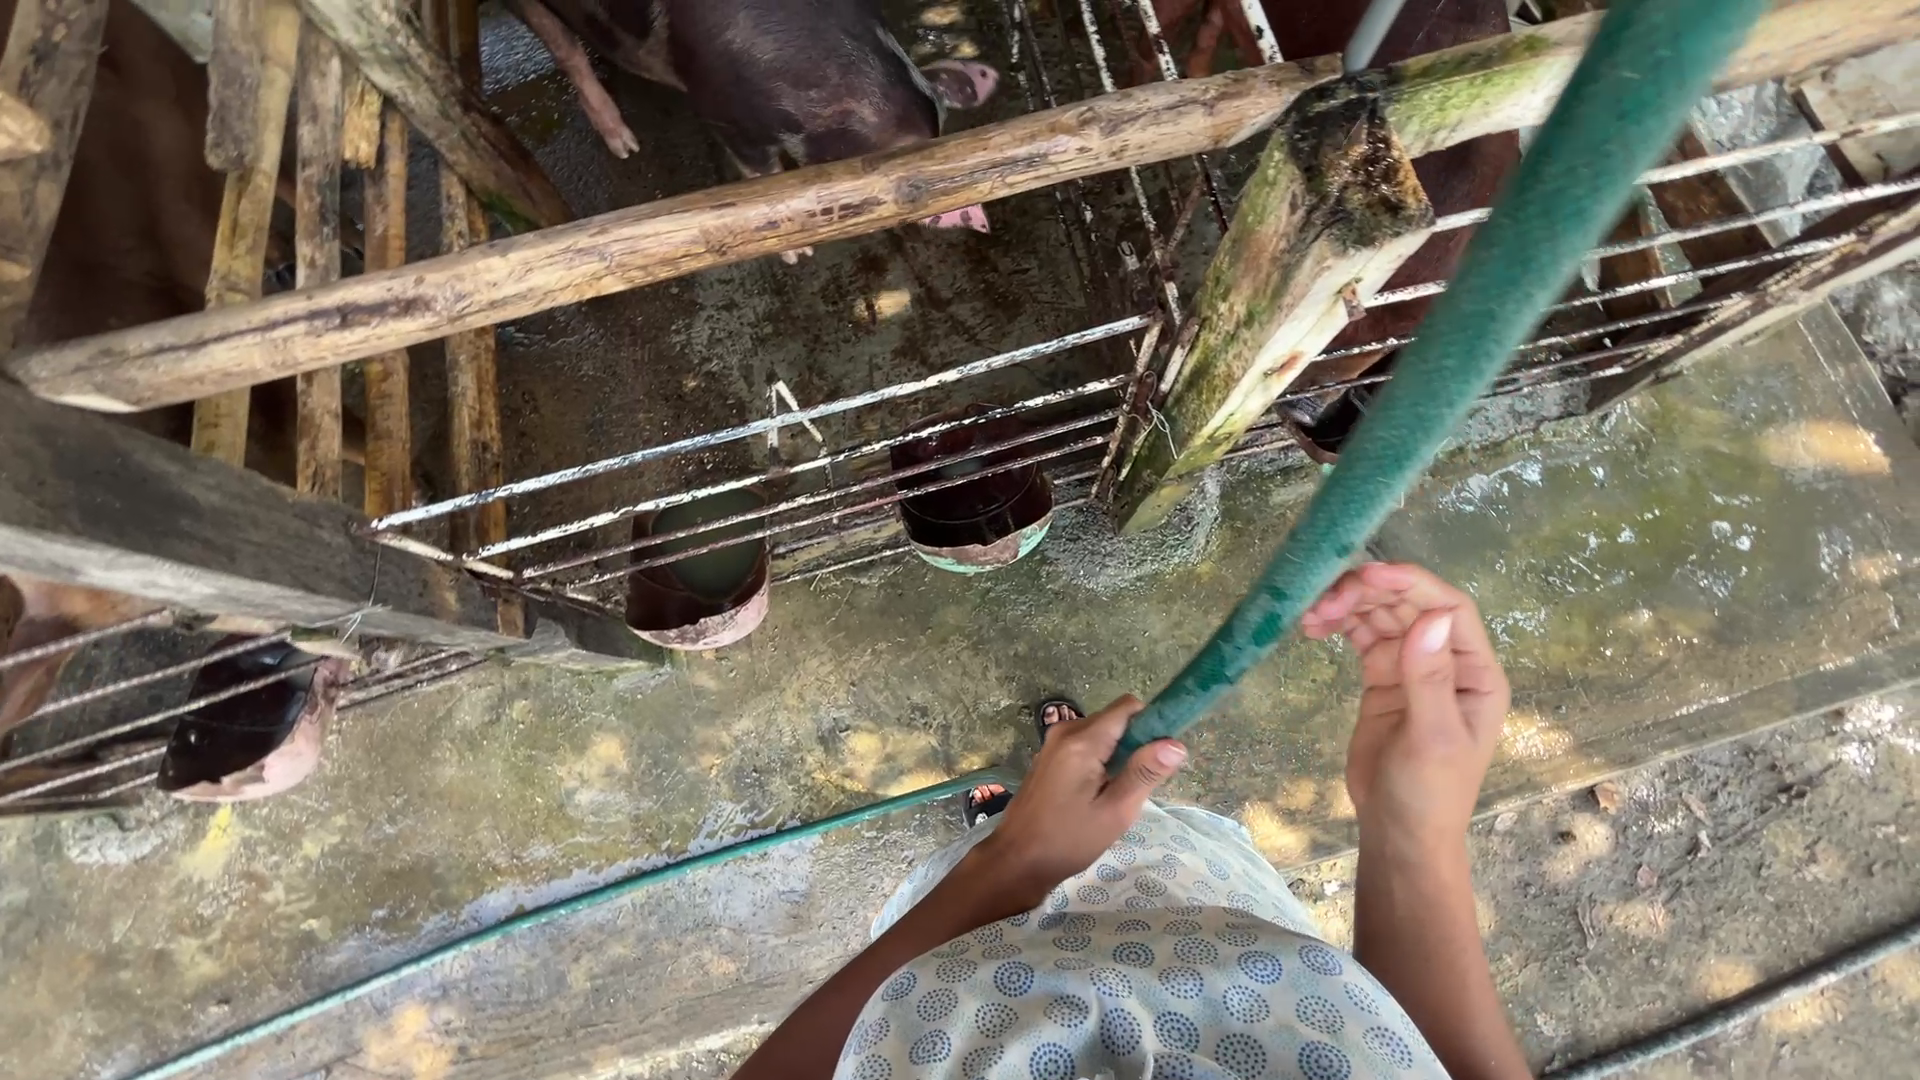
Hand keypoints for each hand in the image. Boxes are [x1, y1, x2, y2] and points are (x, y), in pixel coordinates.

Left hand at [968, 695, 1186, 908]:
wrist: (1017, 859)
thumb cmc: (1069, 839)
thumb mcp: (1115, 811)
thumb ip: (1144, 773)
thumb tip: (1177, 743)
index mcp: (1083, 739)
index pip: (1128, 707)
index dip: (1152, 723)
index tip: (1162, 756)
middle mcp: (1066, 730)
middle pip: (1115, 719)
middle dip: (1135, 743)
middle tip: (1139, 784)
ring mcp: (1054, 742)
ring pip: (1101, 733)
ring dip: (1118, 755)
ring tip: (1118, 793)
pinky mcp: (1050, 756)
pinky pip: (1086, 745)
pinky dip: (1100, 761)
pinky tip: (1098, 794)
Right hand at [1301, 562, 1508, 855]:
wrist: (1398, 828)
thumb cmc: (1429, 791)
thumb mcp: (1433, 737)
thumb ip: (1429, 678)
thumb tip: (1430, 617)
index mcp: (1475, 672)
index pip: (1447, 608)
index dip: (1409, 583)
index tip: (1365, 574)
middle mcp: (1446, 660)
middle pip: (1407, 605)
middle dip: (1366, 594)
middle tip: (1322, 600)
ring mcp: (1410, 666)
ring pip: (1380, 615)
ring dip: (1346, 606)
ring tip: (1309, 615)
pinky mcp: (1380, 676)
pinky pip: (1359, 635)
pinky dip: (1336, 624)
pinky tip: (1311, 627)